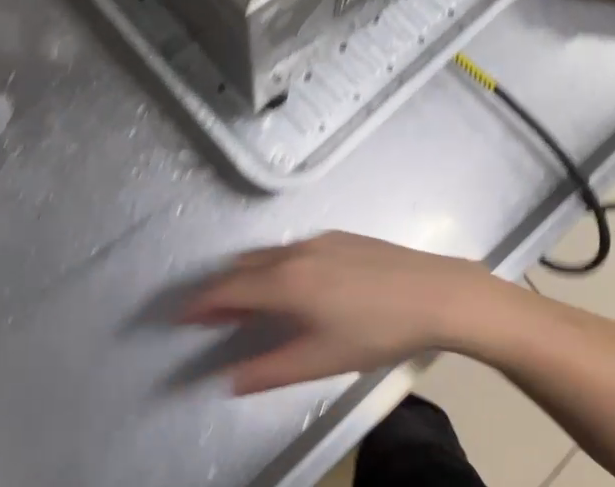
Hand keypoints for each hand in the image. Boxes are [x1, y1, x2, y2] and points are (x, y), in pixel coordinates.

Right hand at [179, 232, 504, 394]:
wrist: (436, 292)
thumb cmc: (376, 331)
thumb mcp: (320, 360)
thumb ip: (270, 369)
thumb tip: (229, 378)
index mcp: (286, 282)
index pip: (227, 290)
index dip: (199, 304)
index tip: (178, 316)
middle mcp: (297, 252)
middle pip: (243, 266)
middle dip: (219, 288)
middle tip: (206, 314)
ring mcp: (321, 239)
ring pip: (269, 254)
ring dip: (248, 274)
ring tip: (243, 301)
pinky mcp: (343, 236)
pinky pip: (293, 247)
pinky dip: (274, 264)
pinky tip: (289, 284)